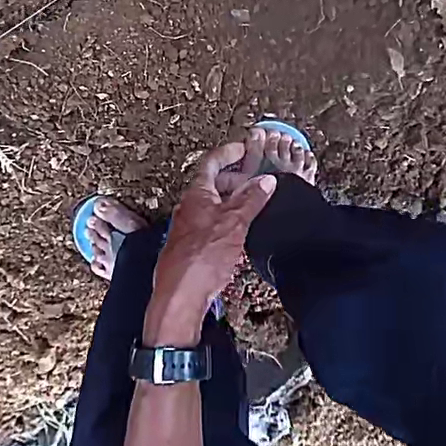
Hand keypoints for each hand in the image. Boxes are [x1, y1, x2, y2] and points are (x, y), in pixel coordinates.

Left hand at [144, 141, 276, 345]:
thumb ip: (251, 199)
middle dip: (234, 179)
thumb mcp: (235, 223)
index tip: (242, 148)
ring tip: (251, 206)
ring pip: (211, 204)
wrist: (180, 296)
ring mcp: (186, 226)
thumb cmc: (202, 258)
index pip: (212, 163)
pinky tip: (237, 231)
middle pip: (212, 182)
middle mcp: (188, 207)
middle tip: (255, 181)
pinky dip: (224, 218)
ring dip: (230, 200)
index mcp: (197, 194)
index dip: (228, 153)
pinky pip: (208, 222)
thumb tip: (266, 180)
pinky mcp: (188, 245)